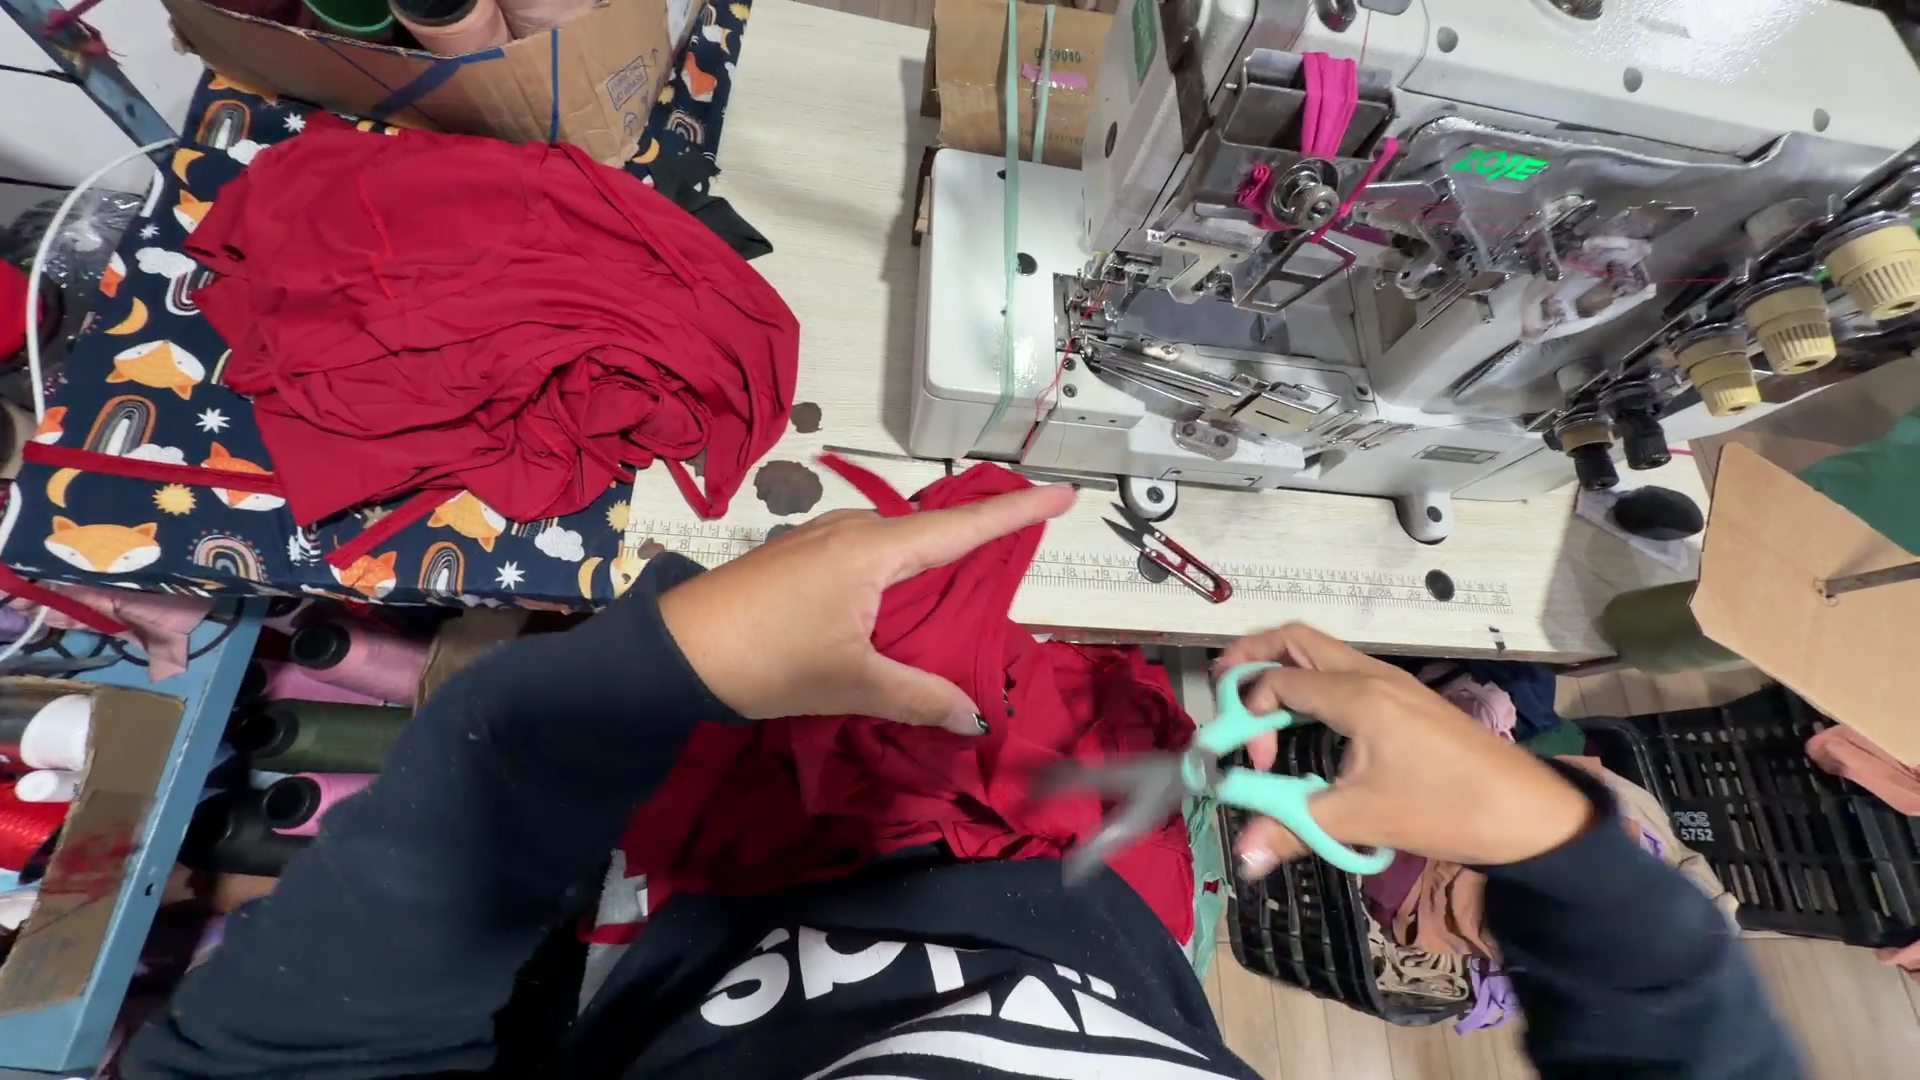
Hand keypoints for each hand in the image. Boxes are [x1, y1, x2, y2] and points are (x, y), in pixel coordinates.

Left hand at [657, 483, 1077, 734]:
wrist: (676, 651)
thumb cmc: (769, 662)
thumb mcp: (853, 684)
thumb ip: (921, 697)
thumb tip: (975, 719)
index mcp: (875, 549)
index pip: (963, 526)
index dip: (1018, 511)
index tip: (1063, 493)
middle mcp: (854, 528)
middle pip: (934, 528)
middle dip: (979, 537)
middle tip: (1019, 555)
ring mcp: (823, 535)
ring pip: (900, 541)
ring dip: (934, 561)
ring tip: (962, 591)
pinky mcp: (804, 552)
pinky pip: (871, 551)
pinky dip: (900, 570)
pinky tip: (899, 600)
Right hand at [1217, 624, 1594, 877]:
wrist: (1534, 815)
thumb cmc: (1447, 810)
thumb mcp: (1363, 818)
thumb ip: (1292, 827)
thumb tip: (1241, 857)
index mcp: (1356, 696)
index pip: (1277, 681)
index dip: (1248, 715)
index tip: (1252, 761)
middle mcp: (1368, 674)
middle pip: (1292, 638)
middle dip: (1249, 655)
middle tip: (1222, 687)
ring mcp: (1387, 679)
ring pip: (1316, 648)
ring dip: (1278, 664)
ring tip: (1254, 699)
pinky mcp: (1400, 693)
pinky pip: (1337, 666)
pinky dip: (1305, 678)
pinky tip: (1302, 715)